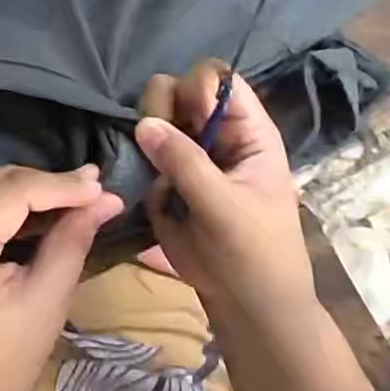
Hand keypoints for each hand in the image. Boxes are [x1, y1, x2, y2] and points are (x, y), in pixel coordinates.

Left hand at [0, 164, 123, 390]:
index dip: (63, 185)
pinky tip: (42, 211)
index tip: (105, 186)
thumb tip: (106, 200)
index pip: (16, 190)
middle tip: (97, 190)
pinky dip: (9, 203)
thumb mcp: (45, 304)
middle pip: (0, 181)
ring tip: (78, 196)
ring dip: (31, 189)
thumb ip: (73, 241)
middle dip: (49, 183)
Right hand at [135, 62, 318, 328]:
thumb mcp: (227, 209)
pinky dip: (134, 151)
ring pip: (156, 114)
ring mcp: (188, 152)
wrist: (247, 310)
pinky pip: (142, 146)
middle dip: (162, 107)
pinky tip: (136, 172)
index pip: (219, 80)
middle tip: (154, 143)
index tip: (186, 117)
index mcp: (247, 131)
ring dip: (144, 130)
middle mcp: (215, 133)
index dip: (198, 88)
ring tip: (147, 164)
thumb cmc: (255, 257)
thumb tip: (144, 123)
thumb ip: (187, 164)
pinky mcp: (165, 174)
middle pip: (179, 89)